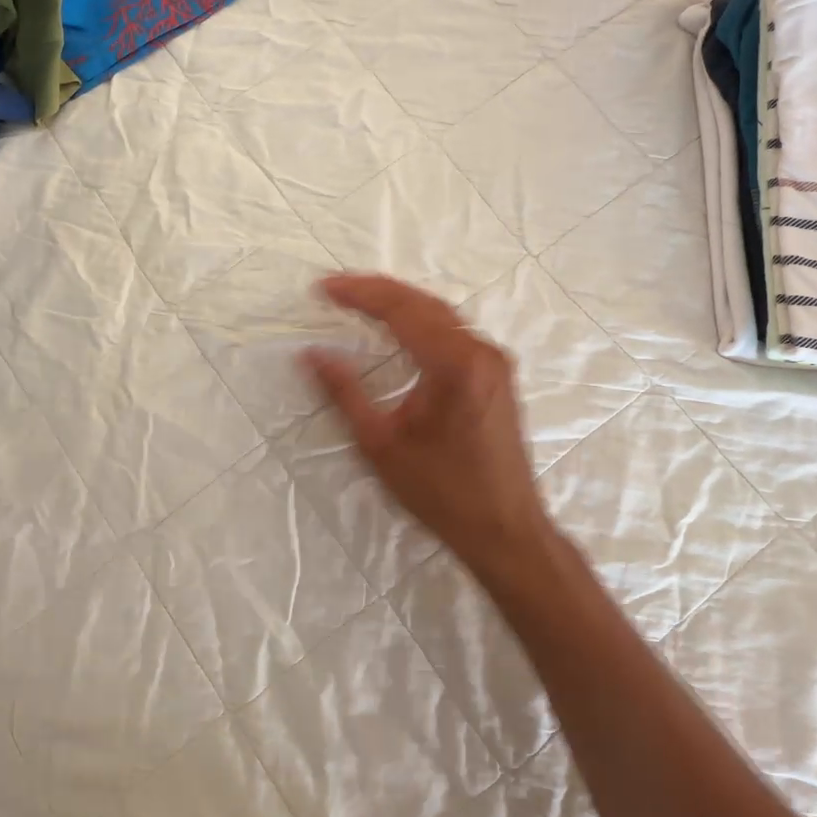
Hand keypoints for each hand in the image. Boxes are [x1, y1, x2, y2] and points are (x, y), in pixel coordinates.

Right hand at [302, 274, 557, 583]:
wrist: (505, 529)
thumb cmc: (440, 491)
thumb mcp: (380, 443)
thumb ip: (345, 392)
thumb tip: (312, 353)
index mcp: (453, 364)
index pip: (400, 309)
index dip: (358, 293)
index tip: (322, 288)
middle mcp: (481, 352)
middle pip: (423, 303)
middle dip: (377, 290)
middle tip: (335, 287)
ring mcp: (495, 363)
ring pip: (442, 314)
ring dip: (400, 302)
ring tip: (360, 300)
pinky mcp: (498, 377)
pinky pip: (455, 332)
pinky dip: (421, 321)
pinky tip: (401, 328)